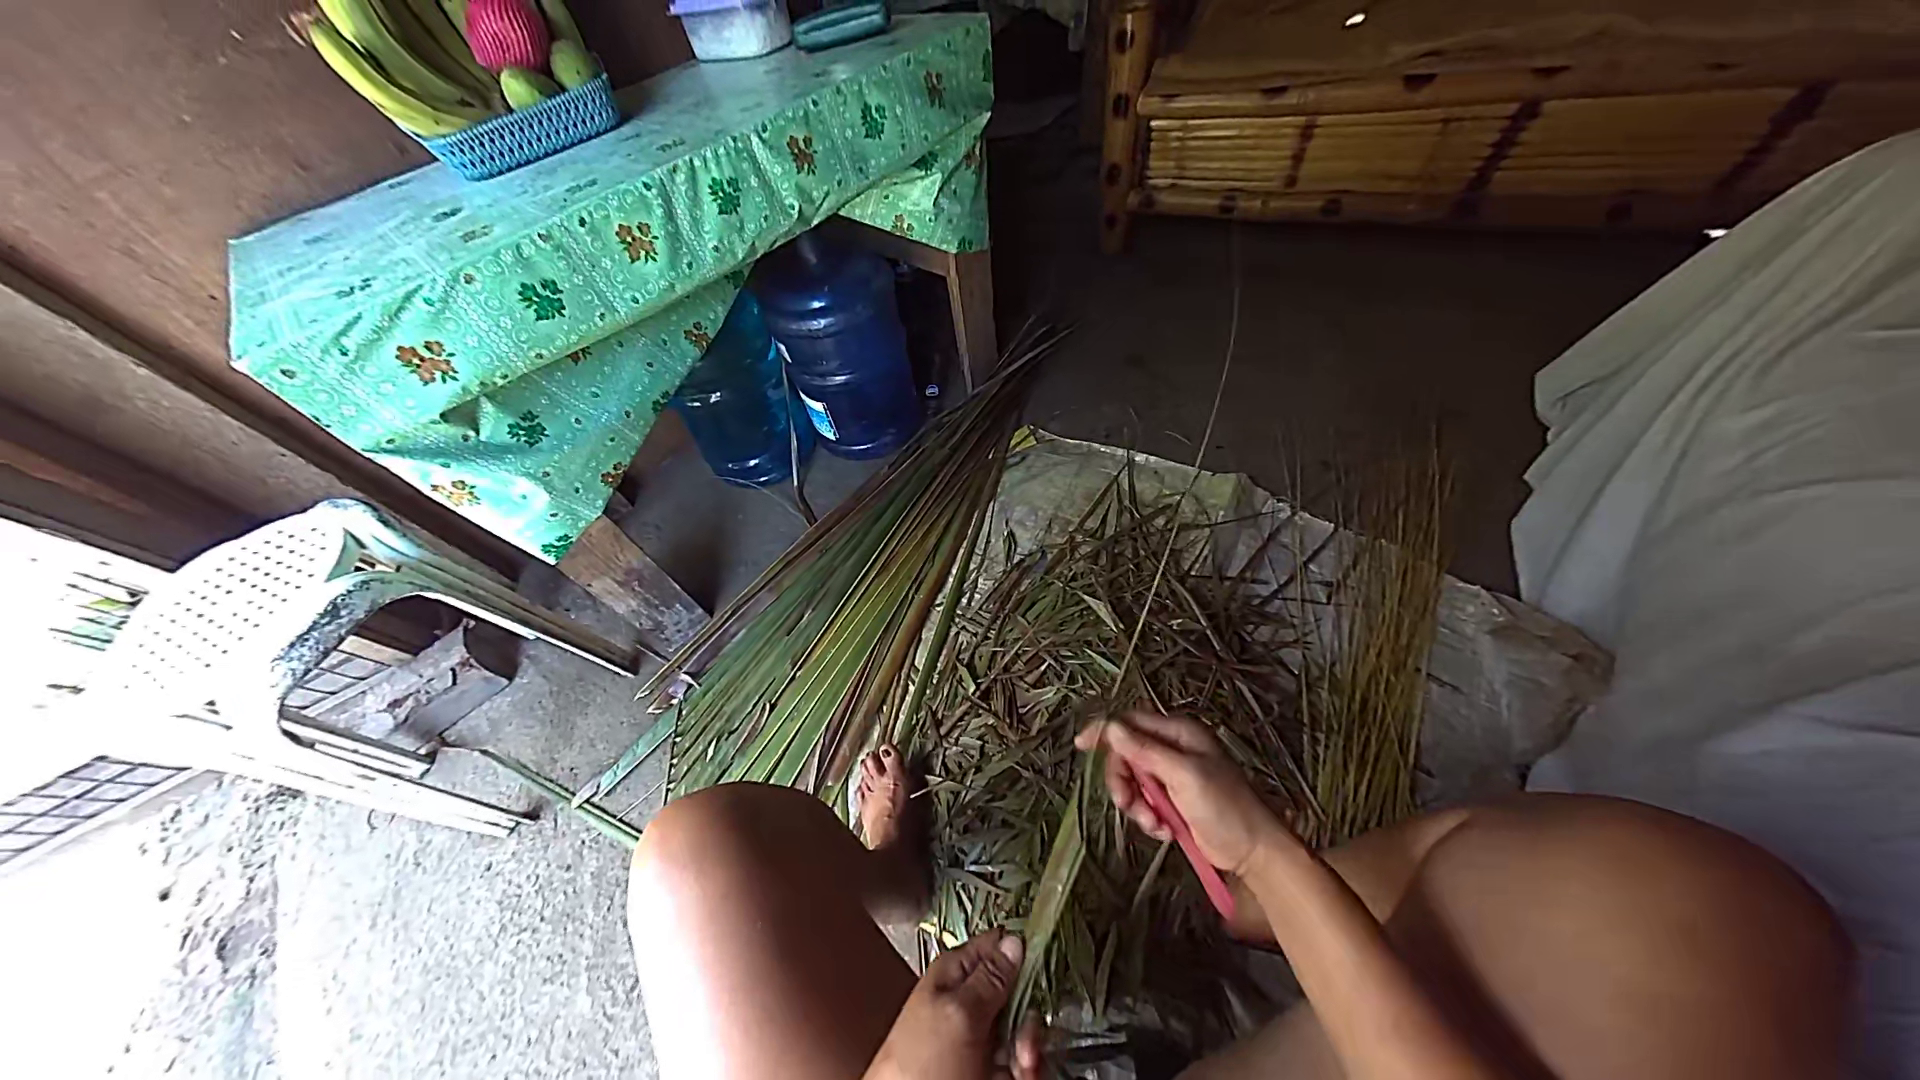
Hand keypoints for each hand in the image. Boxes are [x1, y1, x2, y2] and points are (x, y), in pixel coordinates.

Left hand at [864, 929, 1046, 1079]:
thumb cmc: (921, 1067)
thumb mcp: (957, 1015)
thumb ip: (989, 978)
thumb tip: (1015, 940)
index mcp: (956, 974)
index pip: (997, 943)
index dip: (1023, 949)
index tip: (1042, 963)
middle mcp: (971, 1001)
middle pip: (1019, 988)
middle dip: (1030, 1009)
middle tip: (1024, 1034)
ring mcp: (983, 1037)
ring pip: (1026, 1025)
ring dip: (1031, 1044)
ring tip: (1022, 1064)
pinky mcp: (993, 1069)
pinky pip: (1024, 1058)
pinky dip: (1029, 1067)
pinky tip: (1021, 1074)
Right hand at [1075, 712, 1293, 877]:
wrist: (1253, 851)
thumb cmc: (1225, 807)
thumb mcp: (1183, 775)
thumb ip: (1145, 751)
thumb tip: (1111, 728)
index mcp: (1177, 732)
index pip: (1130, 721)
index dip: (1104, 731)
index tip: (1082, 745)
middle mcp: (1171, 748)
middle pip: (1125, 754)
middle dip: (1123, 781)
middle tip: (1127, 803)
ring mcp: (1171, 775)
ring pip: (1131, 781)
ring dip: (1136, 804)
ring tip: (1154, 823)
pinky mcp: (1171, 799)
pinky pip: (1142, 801)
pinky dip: (1147, 817)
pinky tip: (1165, 830)